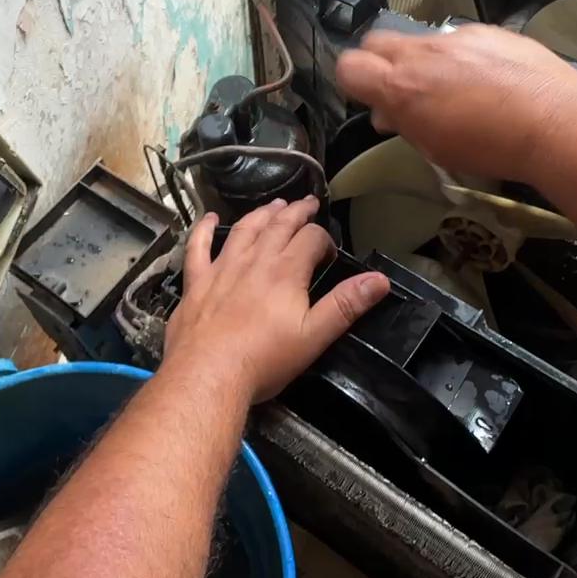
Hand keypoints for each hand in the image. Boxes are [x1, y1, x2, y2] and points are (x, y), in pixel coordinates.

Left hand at [162, 198, 389, 401]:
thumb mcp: (314, 335)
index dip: (324, 240)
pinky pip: (198, 247)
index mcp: (286, 272)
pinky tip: (208, 219)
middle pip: (279, 225)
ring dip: (261, 214)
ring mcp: (222, 268)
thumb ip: (346, 305)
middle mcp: (255, 261)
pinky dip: (204, 229)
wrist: (208, 374)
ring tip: (273, 206)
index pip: (311, 238)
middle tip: (306, 204)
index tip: (329, 252)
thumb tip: (380, 280)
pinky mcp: (197, 282)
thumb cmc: (264, 359)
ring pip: (244, 230)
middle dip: (296, 212)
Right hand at [334, 23, 576, 183]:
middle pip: (375, 41)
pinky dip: (458, 56)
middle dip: (379, 63)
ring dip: (421, 60)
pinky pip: (458, 38)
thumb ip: (404, 124)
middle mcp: (422, 53)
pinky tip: (483, 80)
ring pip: (418, 39)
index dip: (352, 82)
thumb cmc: (491, 148)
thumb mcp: (434, 148)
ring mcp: (456, 37)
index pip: (348, 66)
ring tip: (448, 89)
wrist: (555, 123)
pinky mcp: (487, 31)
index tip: (367, 97)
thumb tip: (388, 115)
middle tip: (398, 89)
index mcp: (401, 86)